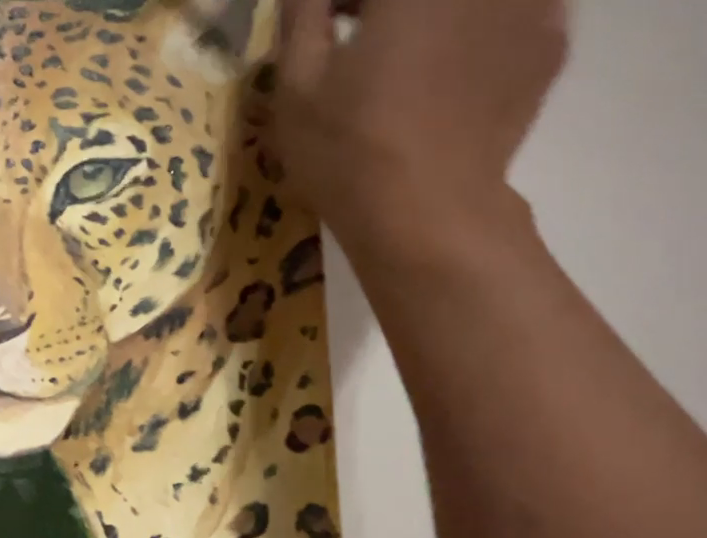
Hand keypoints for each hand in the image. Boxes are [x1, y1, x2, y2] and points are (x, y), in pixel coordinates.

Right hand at [271, 0, 568, 240]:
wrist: (426, 209)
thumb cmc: (346, 147)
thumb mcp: (297, 85)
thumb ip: (303, 15)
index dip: (338, 2)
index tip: (323, 18)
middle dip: (385, 7)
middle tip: (357, 32)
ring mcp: (529, 3)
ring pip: (470, 5)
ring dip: (435, 18)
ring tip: (405, 52)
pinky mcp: (549, 39)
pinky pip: (513, 12)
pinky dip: (481, 27)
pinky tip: (450, 66)